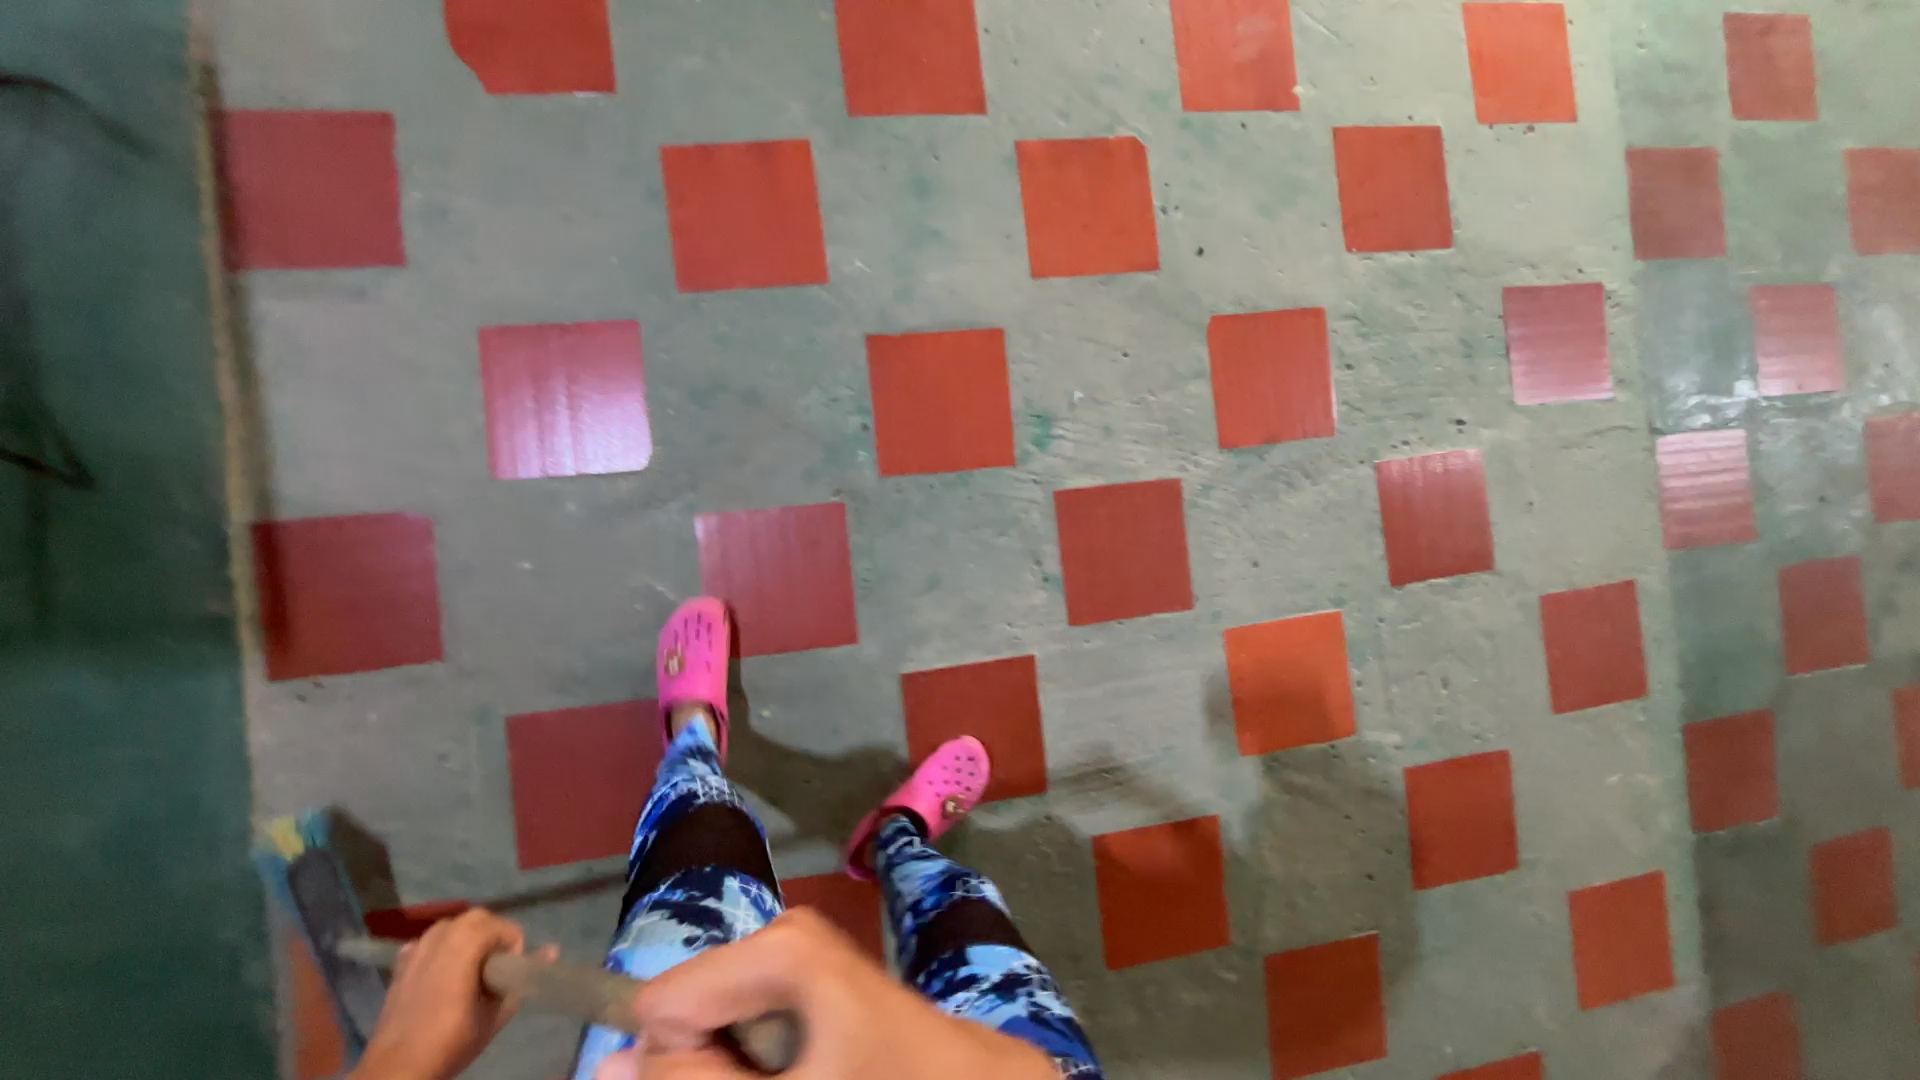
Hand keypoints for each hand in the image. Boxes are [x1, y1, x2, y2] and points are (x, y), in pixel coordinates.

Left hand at [350, 908, 545, 1079]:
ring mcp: (417, 948)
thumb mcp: (497, 1014)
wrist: (396, 1071)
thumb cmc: (451, 1040)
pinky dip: (438, 951)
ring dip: (465, 941)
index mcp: (467, 941)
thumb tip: (553, 948)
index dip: (514, 952)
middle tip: (493, 972)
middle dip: (492, 938)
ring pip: (452, 927)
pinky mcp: (399, 965)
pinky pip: (427, 944)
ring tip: (467, 972)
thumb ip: (524, 978)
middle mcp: (442, 935)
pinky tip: (439, 975)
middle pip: (479, 920)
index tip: (506, 979)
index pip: (507, 929)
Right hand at [594, 908, 1057, 1079]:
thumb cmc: (883, 1078)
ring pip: (724, 1029)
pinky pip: (759, 1030)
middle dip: (713, 1067)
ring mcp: (804, 956)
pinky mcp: (819, 980)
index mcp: (776, 949)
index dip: (676, 1065)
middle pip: (693, 1016)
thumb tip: (609, 1062)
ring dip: (740, 1070)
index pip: (661, 1008)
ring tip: (798, 1079)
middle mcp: (785, 937)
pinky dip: (769, 1064)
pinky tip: (813, 1073)